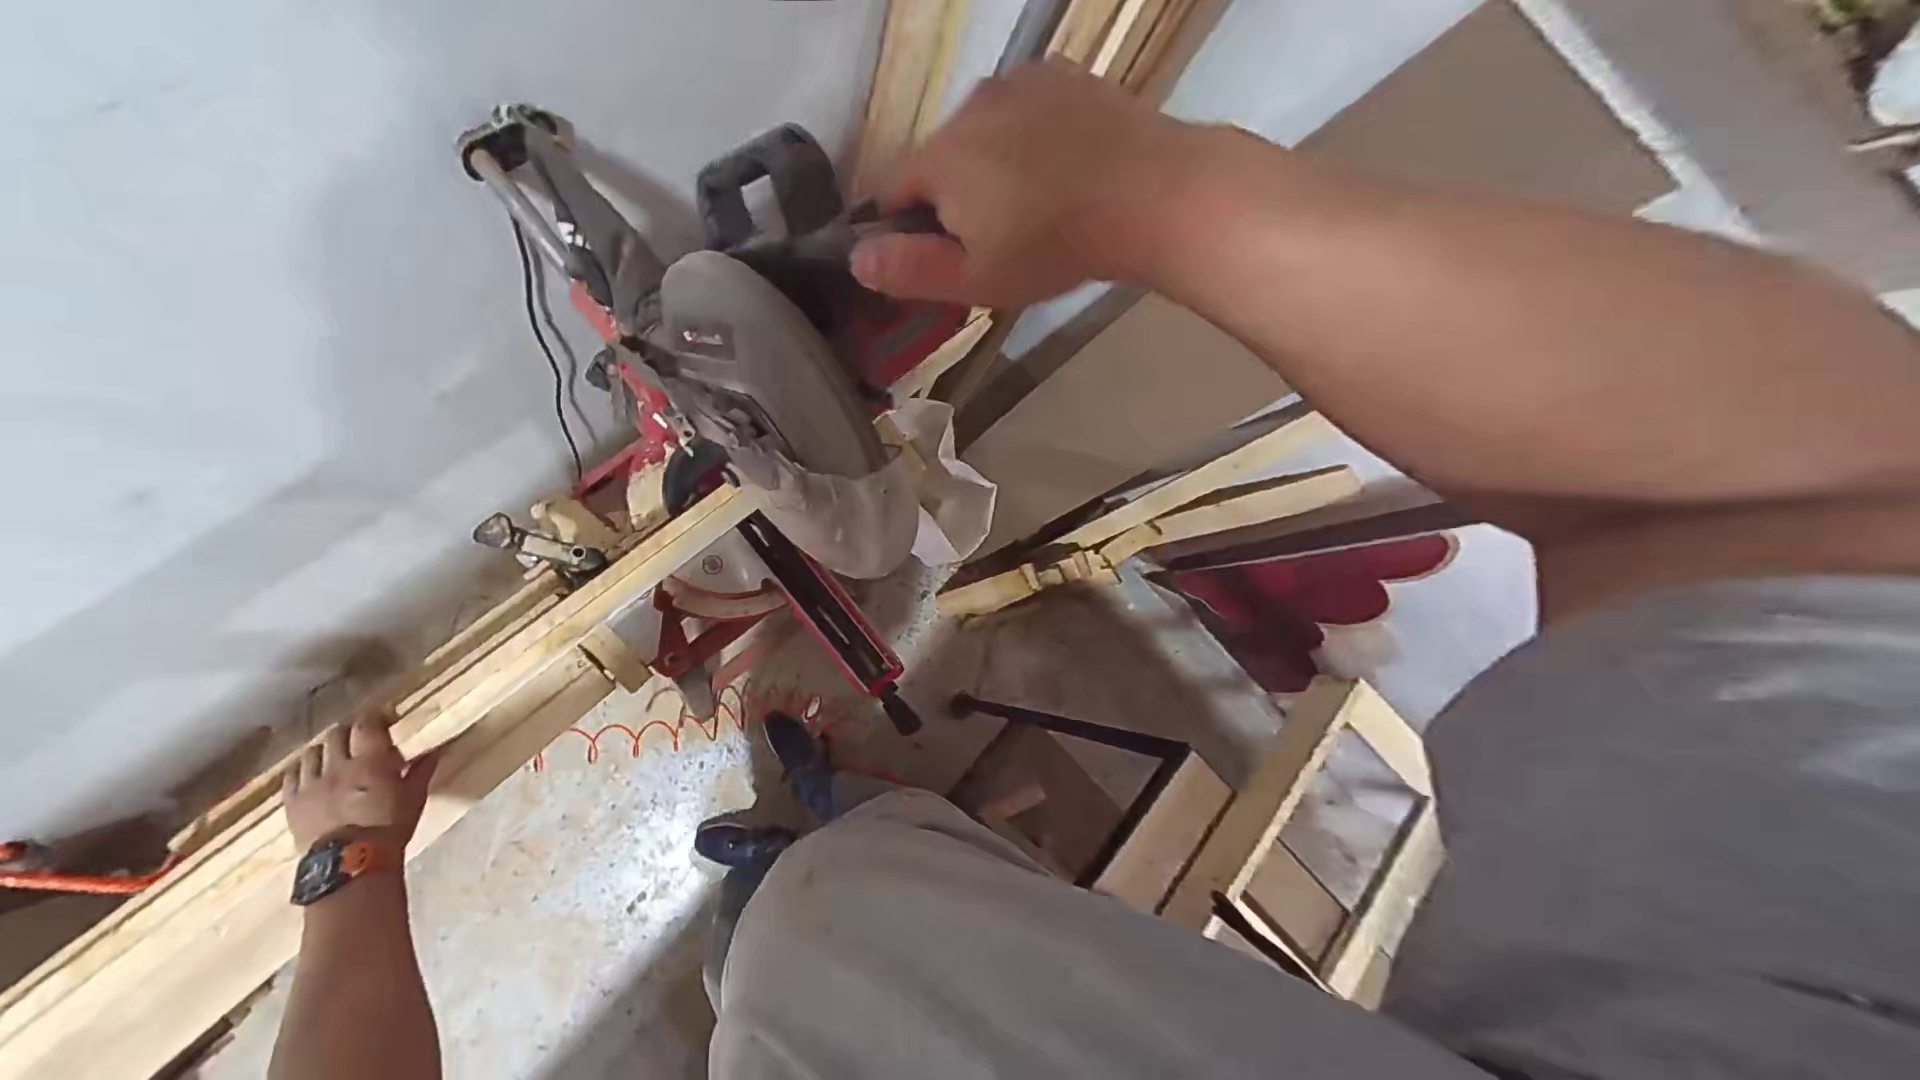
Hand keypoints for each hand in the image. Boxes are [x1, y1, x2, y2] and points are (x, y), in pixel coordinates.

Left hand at [283, 709, 438, 853]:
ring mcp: (311, 783)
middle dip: (350, 730)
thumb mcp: (414, 797)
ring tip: (334, 752)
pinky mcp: (292, 800)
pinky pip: (291, 773)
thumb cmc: (390, 826)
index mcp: (372, 762)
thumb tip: (437, 751)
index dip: (374, 715)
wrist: (349, 862)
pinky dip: (302, 766)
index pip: (367, 725)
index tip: (383, 714)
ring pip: (312, 751)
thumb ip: (422, 770)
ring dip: (325, 747)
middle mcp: (338, 766)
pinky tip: (311, 769)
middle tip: (360, 734)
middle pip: (337, 734)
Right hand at [851, 60, 1202, 306]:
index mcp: (940, 158)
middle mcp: (968, 107)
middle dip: (951, 200)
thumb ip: (910, 271)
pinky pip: (1024, 112)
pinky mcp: (1061, 75)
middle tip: (996, 240)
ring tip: (1034, 205)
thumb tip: (854, 259)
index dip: (904, 230)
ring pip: (981, 134)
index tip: (939, 257)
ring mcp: (1018, 83)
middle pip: (938, 161)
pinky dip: (1028, 139)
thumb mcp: (977, 279)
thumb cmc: (1053, 247)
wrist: (1150, 195)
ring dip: (990, 167)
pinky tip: (1060, 168)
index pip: (890, 191)